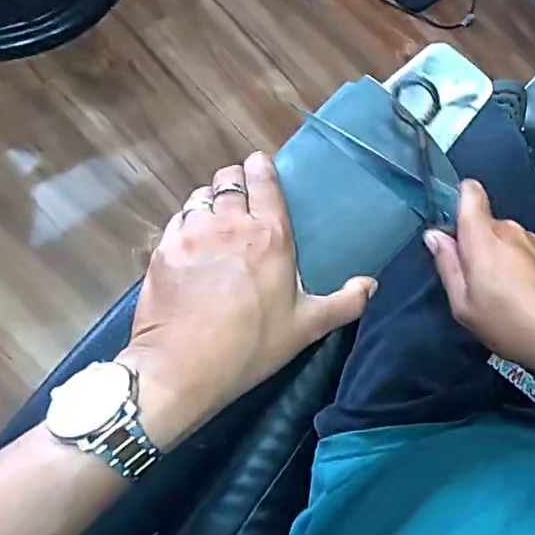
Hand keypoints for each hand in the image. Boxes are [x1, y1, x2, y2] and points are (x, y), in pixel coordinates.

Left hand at [119, 152, 376, 447]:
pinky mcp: (162, 249)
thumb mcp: (306, 327)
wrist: (181, 368)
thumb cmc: (251, 345)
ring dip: (209, 203)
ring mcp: (191, 233)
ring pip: (198, 197)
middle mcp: (229, 223)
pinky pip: (176, 222)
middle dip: (234, 182)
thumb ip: (344, 303)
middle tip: (240, 201)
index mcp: (269, 235)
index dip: (261, 167)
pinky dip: (185, 225)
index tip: (260, 167)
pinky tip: (190, 246)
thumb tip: (371, 285)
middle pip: (227, 180)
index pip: (263, 180)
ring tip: (214, 223)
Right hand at [424, 180, 534, 397]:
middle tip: (475, 282)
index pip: (471, 193)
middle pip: (485, 222)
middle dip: (475, 244)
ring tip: (502, 294)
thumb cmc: (511, 325)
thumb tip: (434, 236)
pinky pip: (523, 251)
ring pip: (504, 238)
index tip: (453, 231)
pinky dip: (518, 266)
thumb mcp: (464, 306)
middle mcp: (510, 230)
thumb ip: (447, 266)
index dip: (459, 202)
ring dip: (498, 257)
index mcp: (484, 238)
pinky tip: (524, 296)